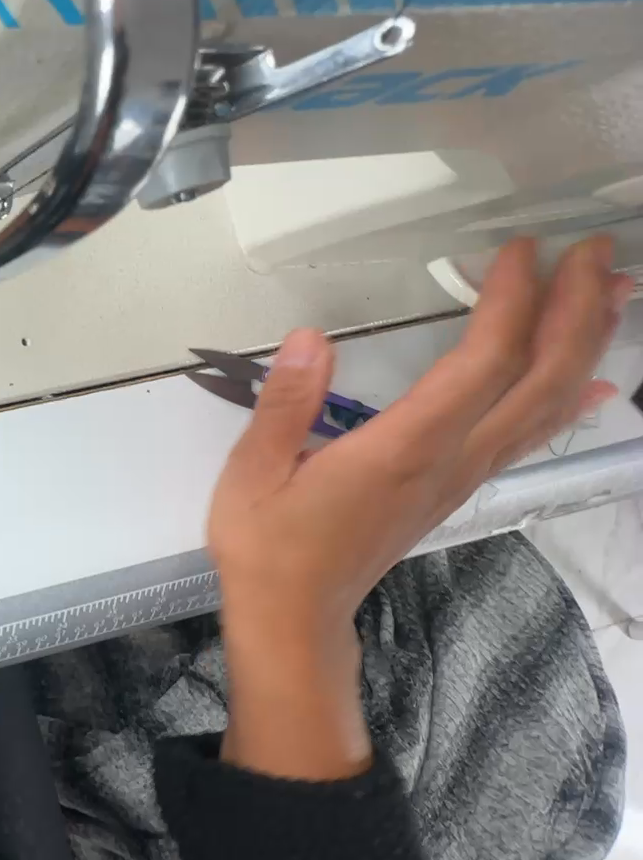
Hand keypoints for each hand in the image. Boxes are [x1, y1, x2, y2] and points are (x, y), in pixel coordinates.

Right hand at [208, 235, 628, 778]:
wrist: (293, 609)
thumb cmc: (266, 541)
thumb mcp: (254, 470)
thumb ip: (285, 403)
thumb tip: (309, 337)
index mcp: (402, 448)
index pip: (480, 363)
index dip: (510, 302)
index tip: (514, 252)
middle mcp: (451, 458)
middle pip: (542, 378)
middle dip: (577, 309)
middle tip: (594, 250)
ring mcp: (461, 476)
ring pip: (550, 404)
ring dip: (589, 344)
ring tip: (615, 293)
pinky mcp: (454, 488)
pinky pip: (532, 434)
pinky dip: (570, 397)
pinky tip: (593, 383)